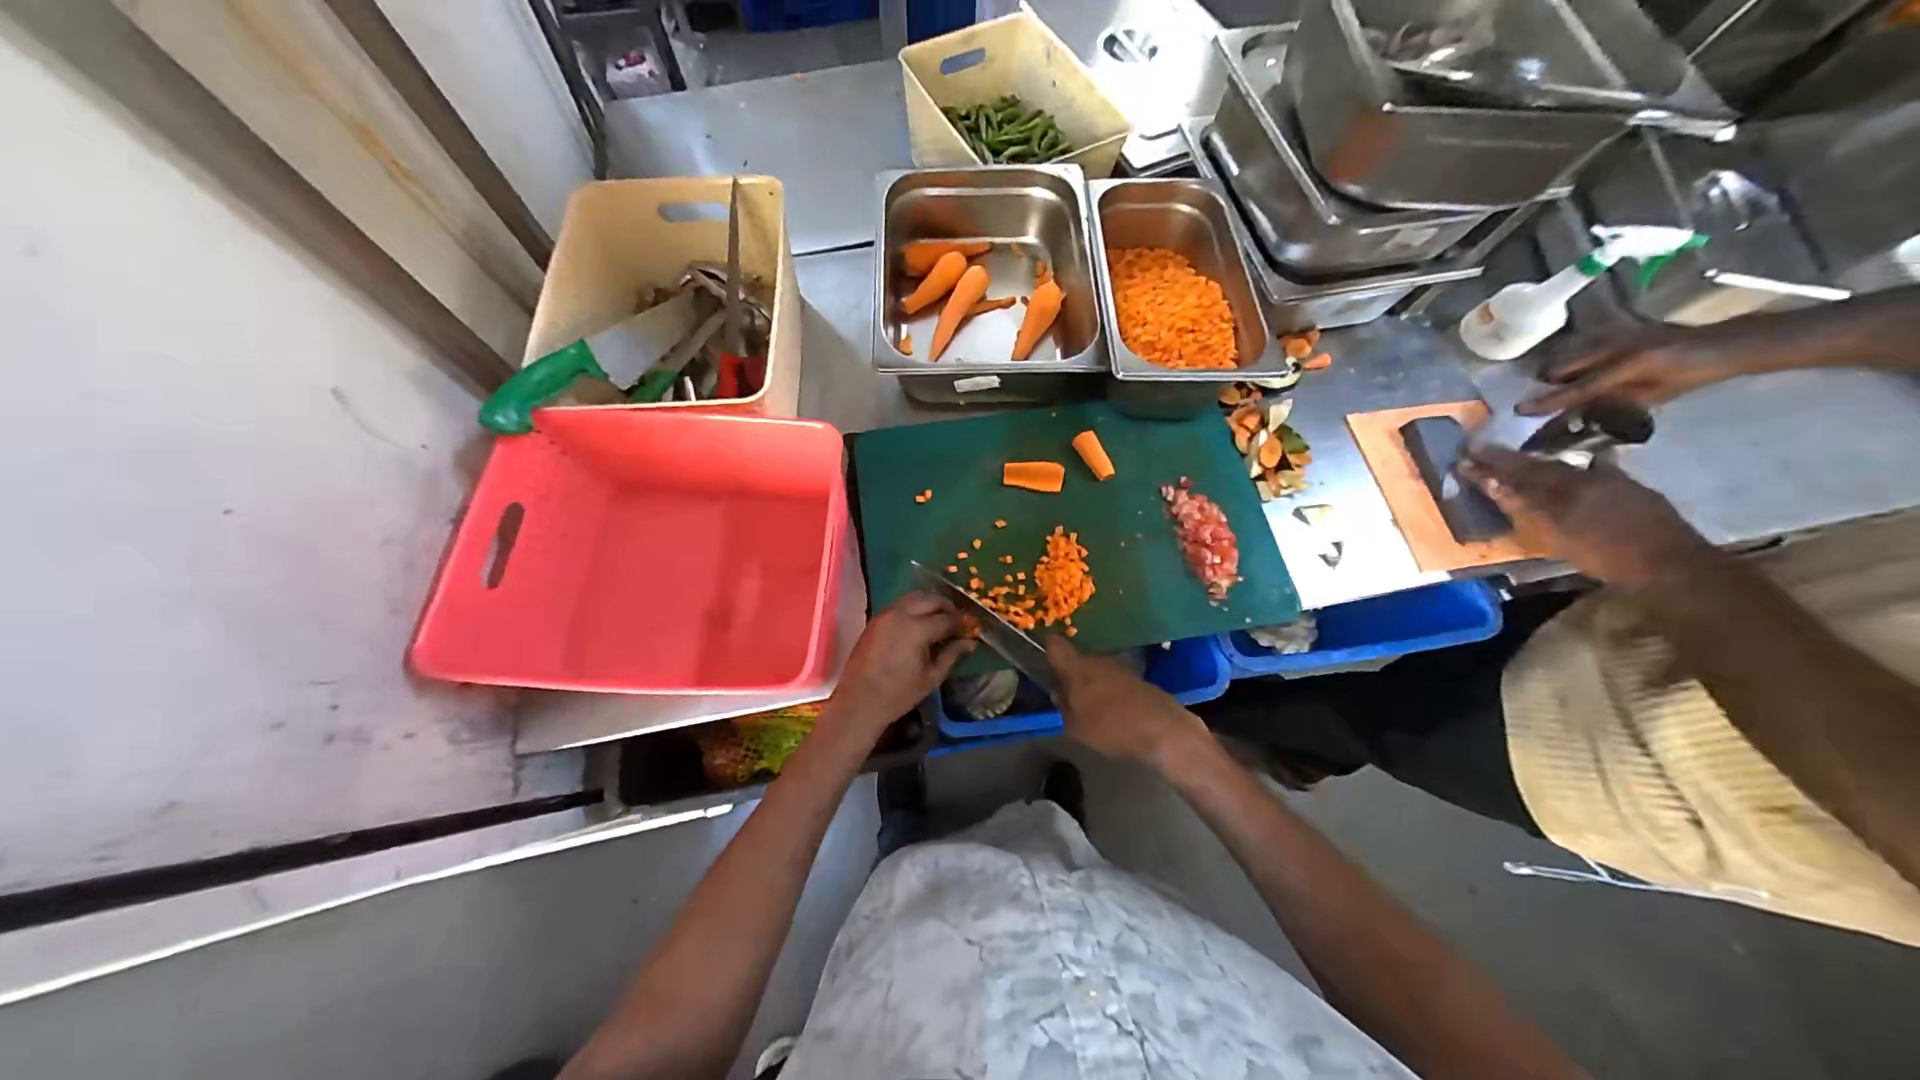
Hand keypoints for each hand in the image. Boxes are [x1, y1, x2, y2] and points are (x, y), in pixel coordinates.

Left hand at [831, 592, 973, 731]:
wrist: (859, 701)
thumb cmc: (898, 694)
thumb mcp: (931, 677)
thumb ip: (951, 654)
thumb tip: (970, 642)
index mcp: (917, 629)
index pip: (947, 618)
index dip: (961, 623)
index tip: (970, 629)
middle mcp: (900, 614)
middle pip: (931, 599)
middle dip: (947, 607)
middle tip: (956, 621)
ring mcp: (885, 614)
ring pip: (913, 597)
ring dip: (929, 603)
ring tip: (938, 619)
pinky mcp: (875, 619)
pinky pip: (899, 604)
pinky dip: (913, 607)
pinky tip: (919, 623)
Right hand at [1047, 636, 1210, 772]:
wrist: (1164, 731)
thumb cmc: (1111, 728)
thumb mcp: (1075, 727)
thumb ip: (1064, 708)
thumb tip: (1060, 694)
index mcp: (1077, 669)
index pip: (1056, 646)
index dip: (1047, 647)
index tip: (1043, 654)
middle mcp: (1099, 661)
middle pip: (1078, 662)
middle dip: (1072, 676)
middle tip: (1068, 697)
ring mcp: (1122, 669)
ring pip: (1099, 672)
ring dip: (1094, 686)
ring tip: (1093, 710)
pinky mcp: (1141, 681)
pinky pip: (1117, 683)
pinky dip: (1112, 694)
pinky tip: (1116, 715)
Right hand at [1461, 444, 1714, 591]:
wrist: (1671, 566)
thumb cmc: (1605, 554)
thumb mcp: (1554, 533)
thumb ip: (1522, 506)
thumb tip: (1491, 483)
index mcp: (1568, 484)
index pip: (1521, 468)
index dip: (1493, 462)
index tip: (1467, 454)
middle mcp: (1591, 476)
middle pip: (1545, 465)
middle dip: (1514, 461)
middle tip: (1490, 455)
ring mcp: (1617, 484)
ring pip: (1571, 470)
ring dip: (1544, 468)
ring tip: (1525, 468)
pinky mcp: (1636, 495)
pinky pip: (1596, 477)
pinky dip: (1575, 477)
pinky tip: (1576, 480)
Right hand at [1518, 324, 1751, 415]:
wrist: (1725, 344)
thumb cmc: (1691, 376)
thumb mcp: (1650, 396)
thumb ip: (1608, 400)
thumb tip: (1572, 409)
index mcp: (1628, 366)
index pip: (1576, 389)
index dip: (1546, 402)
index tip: (1519, 410)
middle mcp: (1615, 346)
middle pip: (1560, 365)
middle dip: (1546, 382)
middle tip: (1543, 397)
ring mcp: (1615, 333)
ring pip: (1567, 353)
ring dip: (1558, 369)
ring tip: (1559, 384)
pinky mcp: (1618, 328)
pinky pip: (1582, 344)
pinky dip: (1573, 358)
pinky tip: (1579, 369)